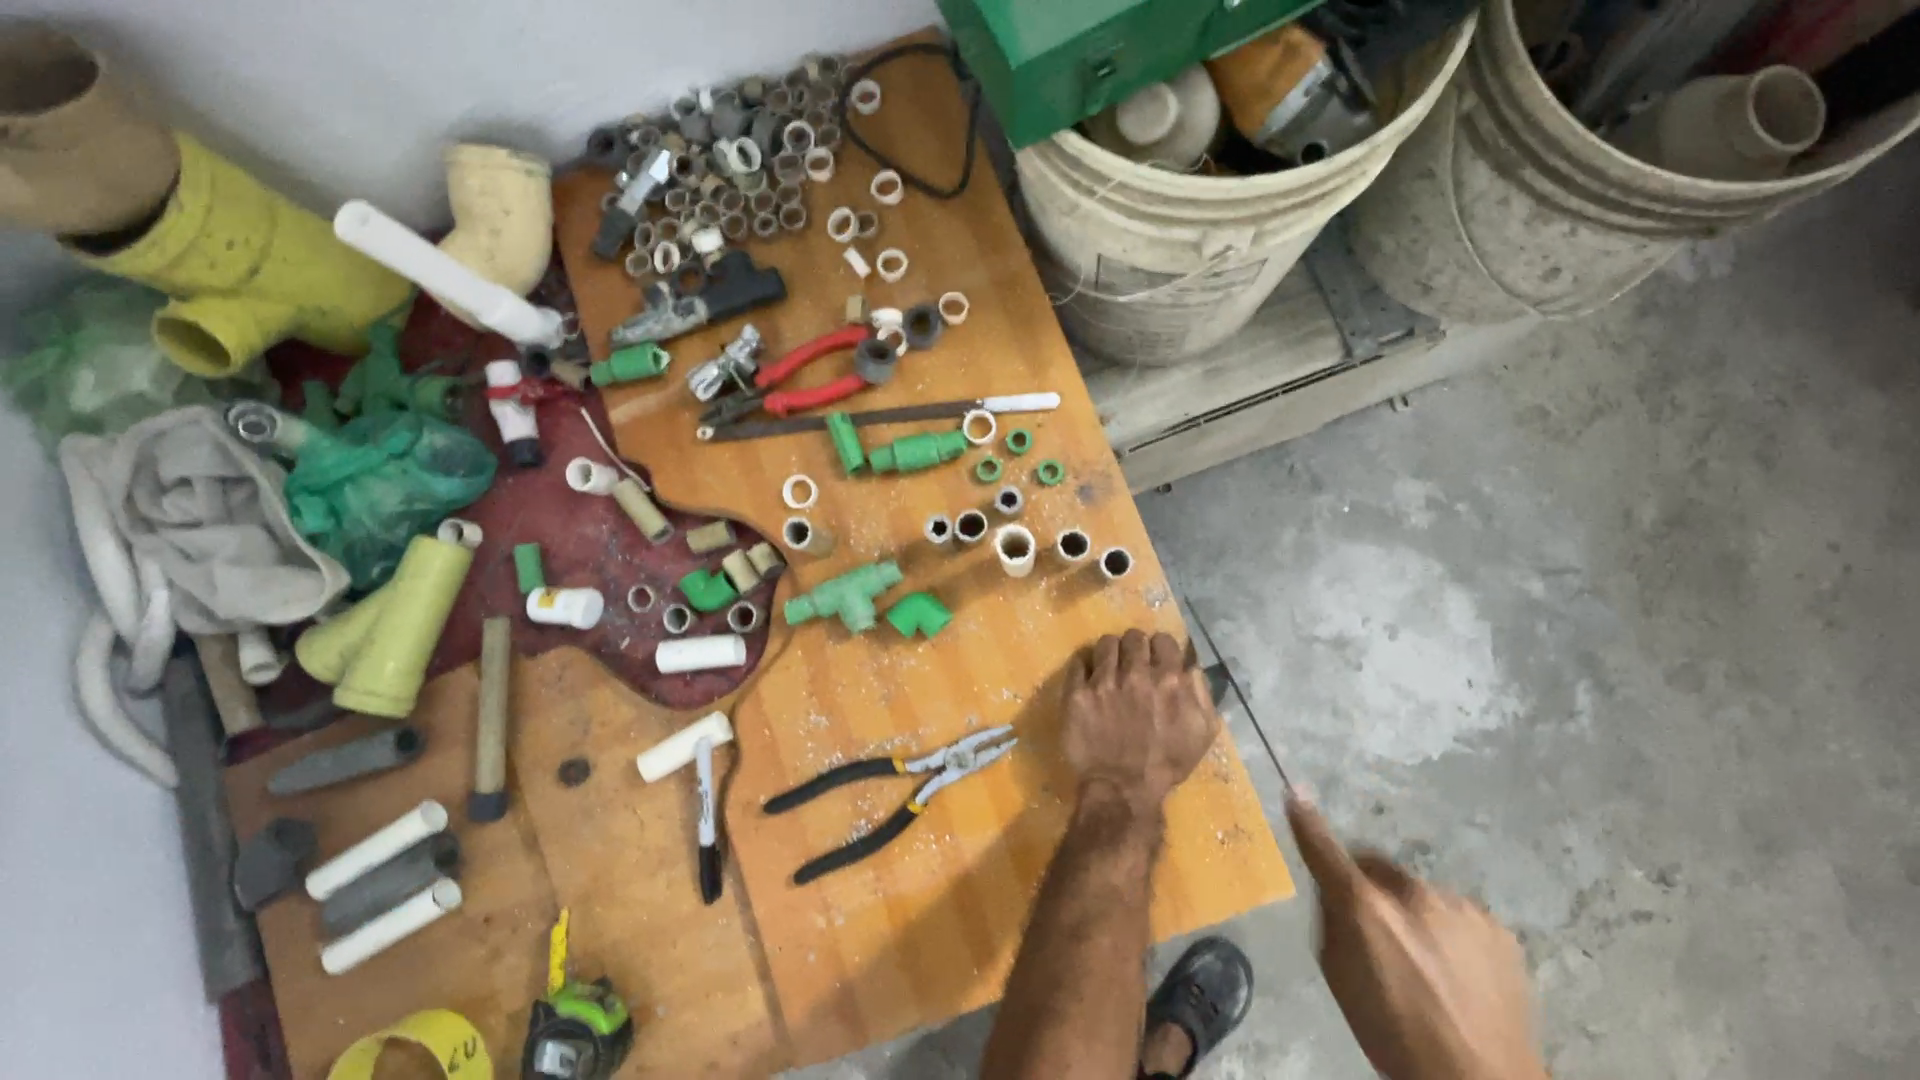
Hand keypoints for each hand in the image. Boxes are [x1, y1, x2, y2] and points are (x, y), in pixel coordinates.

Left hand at [1059, 630, 1217, 810]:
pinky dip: (1083, 665)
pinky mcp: (1077, 694)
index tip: (1155, 657)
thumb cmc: (1167, 763)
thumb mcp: (1203, 732)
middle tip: (1131, 661)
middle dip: (1134, 646)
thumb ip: (1201, 693)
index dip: (1160, 648)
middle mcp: (1136, 674)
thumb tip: (1190, 666)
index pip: (1163, 640)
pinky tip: (1087, 676)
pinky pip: (1078, 662)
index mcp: (1170, 681)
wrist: (1123, 789)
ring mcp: (1104, 683)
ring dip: (1109, 652)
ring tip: (1108, 666)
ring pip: (1105, 644)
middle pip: (1133, 637)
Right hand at [1287, 793, 1547, 1079]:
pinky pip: (1458, 916)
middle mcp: (1414, 894)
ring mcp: (1461, 907)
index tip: (1294, 794)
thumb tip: (1334, 889)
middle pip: (1379, 871)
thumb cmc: (1393, 1033)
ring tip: (1426, 966)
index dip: (1307, 822)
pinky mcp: (1496, 927)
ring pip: (1421, 896)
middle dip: (1371, 889)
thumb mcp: (1340, 978)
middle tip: (1376, 934)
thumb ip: (1333, 922)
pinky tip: (1456, 973)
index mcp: (1366, 908)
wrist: (1479, 1079)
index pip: (1326, 852)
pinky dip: (1448, 933)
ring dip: (1414, 914)